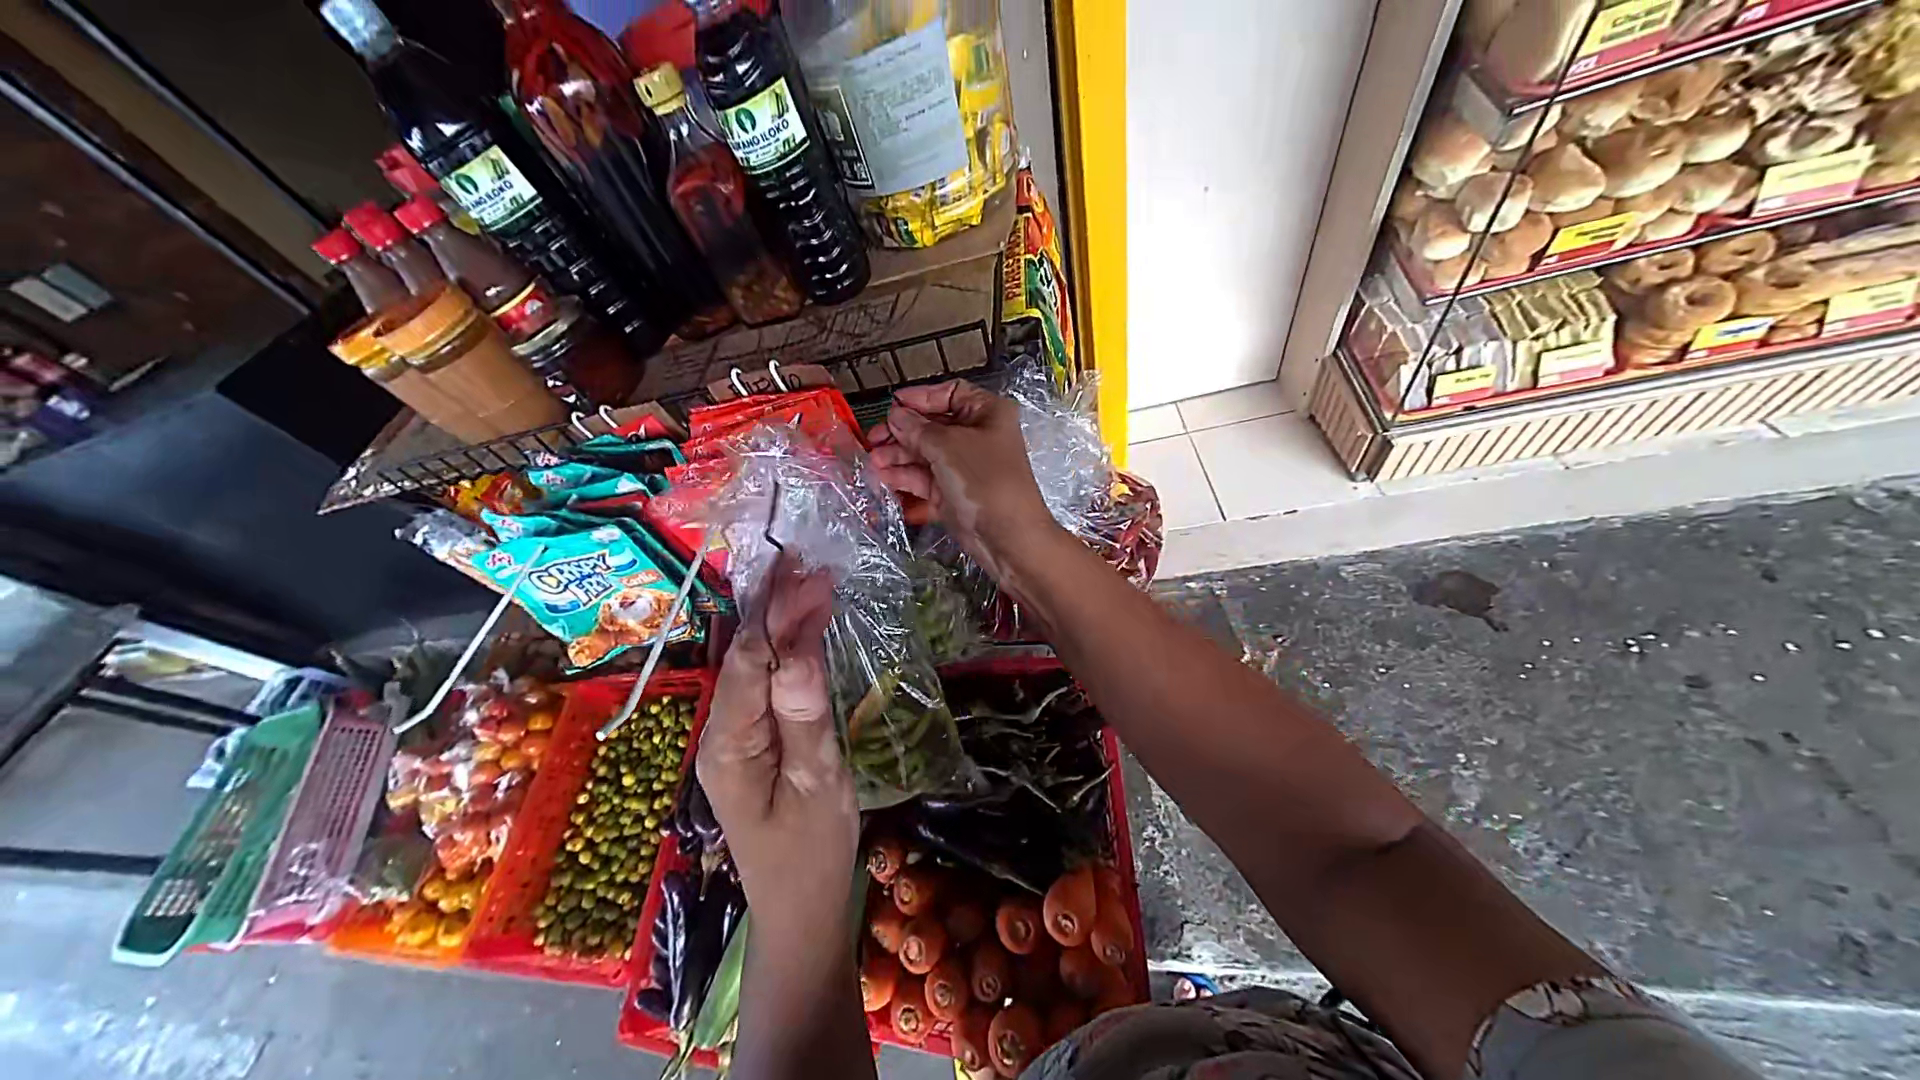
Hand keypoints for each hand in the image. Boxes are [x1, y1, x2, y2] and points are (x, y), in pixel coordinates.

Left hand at [696, 559, 858, 937]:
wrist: (799, 908)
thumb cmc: (812, 854)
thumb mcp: (818, 786)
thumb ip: (805, 719)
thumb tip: (800, 653)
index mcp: (730, 745)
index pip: (752, 662)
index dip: (779, 615)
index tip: (811, 575)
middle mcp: (722, 733)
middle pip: (748, 657)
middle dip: (778, 609)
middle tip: (813, 566)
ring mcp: (735, 737)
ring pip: (756, 667)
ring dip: (782, 623)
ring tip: (810, 582)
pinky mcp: (753, 742)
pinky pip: (766, 685)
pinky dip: (787, 651)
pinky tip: (803, 629)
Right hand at [868, 381, 1061, 583]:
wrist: (1007, 536)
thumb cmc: (986, 481)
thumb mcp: (948, 446)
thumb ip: (918, 429)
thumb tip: (896, 415)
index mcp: (987, 413)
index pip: (950, 393)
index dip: (920, 397)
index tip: (893, 404)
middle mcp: (976, 436)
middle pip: (932, 425)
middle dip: (902, 431)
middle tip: (874, 437)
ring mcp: (963, 465)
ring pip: (924, 453)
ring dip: (898, 455)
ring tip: (873, 461)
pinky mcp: (952, 491)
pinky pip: (924, 477)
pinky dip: (904, 476)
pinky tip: (882, 476)